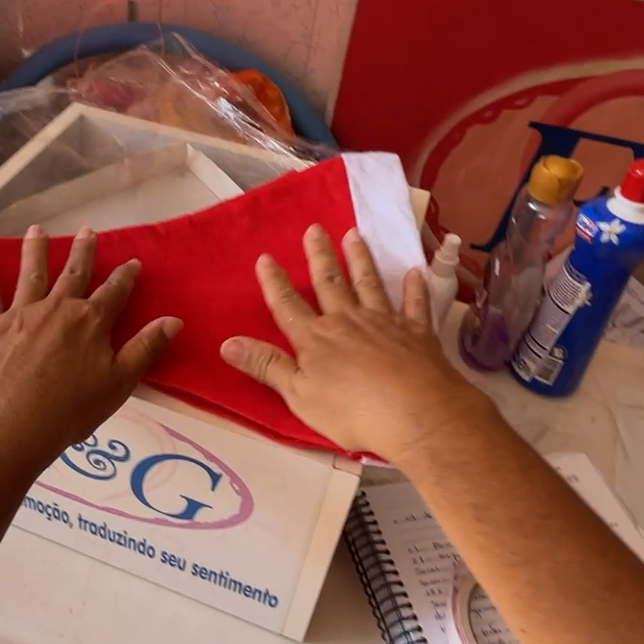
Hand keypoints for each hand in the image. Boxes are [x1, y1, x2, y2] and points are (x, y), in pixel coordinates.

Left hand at [0, 226, 181, 468]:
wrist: (12, 422)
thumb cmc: (71, 409)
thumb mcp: (120, 382)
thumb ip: (146, 348)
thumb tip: (174, 320)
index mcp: (92, 321)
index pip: (115, 291)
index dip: (125, 276)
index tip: (133, 262)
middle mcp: (59, 307)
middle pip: (74, 273)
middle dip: (83, 251)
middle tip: (88, 230)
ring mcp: (22, 313)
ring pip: (32, 273)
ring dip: (37, 250)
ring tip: (38, 230)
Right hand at [220, 224, 497, 464]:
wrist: (417, 415)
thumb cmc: (352, 412)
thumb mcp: (299, 394)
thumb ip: (266, 366)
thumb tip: (227, 343)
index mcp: (315, 339)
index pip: (288, 305)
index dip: (275, 282)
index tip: (266, 257)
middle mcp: (348, 322)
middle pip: (330, 283)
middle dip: (320, 256)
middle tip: (314, 229)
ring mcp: (384, 324)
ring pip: (369, 284)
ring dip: (360, 259)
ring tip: (354, 235)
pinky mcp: (417, 334)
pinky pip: (414, 304)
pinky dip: (414, 288)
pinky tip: (414, 272)